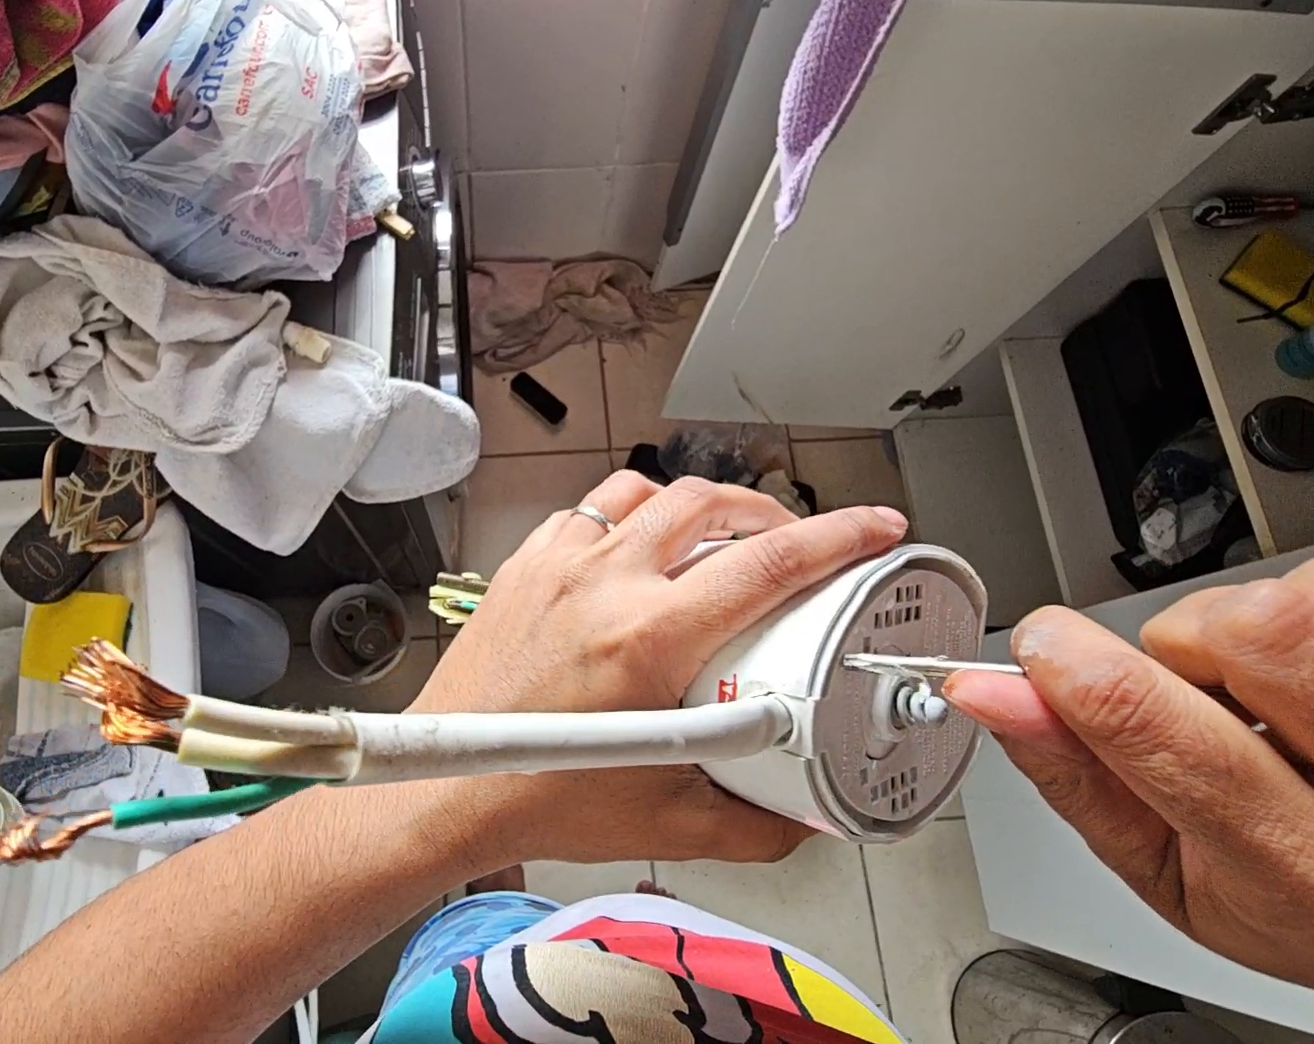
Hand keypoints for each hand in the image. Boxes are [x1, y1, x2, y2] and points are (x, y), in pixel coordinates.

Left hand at [412, 471, 909, 872]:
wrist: (443, 786)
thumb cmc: (535, 799)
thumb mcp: (666, 820)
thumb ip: (754, 820)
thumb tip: (801, 814)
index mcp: (647, 637)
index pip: (766, 564)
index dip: (836, 537)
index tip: (870, 527)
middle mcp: (600, 583)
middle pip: (705, 503)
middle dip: (765, 510)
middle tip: (790, 538)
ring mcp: (555, 567)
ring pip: (640, 492)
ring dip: (691, 503)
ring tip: (713, 532)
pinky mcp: (523, 569)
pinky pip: (583, 512)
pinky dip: (621, 515)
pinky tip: (631, 546)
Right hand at [944, 516, 1313, 1038]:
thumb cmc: (1306, 901)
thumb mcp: (1161, 868)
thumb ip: (1066, 772)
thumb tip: (986, 691)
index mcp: (1312, 871)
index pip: (1158, 728)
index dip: (1071, 664)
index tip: (1042, 646)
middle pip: (1267, 631)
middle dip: (1191, 634)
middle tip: (1203, 682)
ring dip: (1283, 609)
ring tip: (1288, 674)